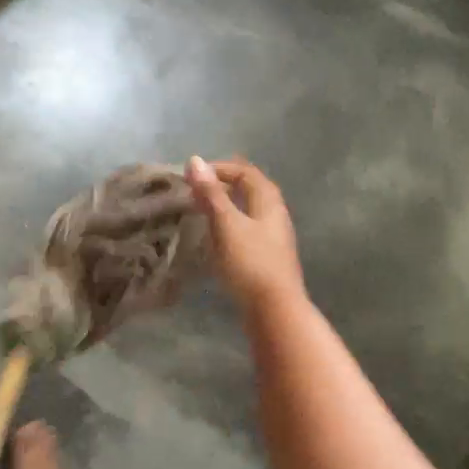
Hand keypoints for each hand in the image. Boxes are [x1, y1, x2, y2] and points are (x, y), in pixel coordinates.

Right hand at [187, 156, 305, 311]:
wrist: (274, 308)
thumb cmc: (250, 262)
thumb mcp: (227, 224)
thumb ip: (211, 194)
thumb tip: (194, 160)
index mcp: (269, 203)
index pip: (247, 173)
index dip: (221, 168)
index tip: (193, 174)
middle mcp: (275, 215)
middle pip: (252, 189)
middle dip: (224, 183)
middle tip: (196, 188)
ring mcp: (273, 237)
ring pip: (249, 209)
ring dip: (227, 203)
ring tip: (201, 208)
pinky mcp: (266, 256)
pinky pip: (247, 228)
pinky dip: (229, 222)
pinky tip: (215, 234)